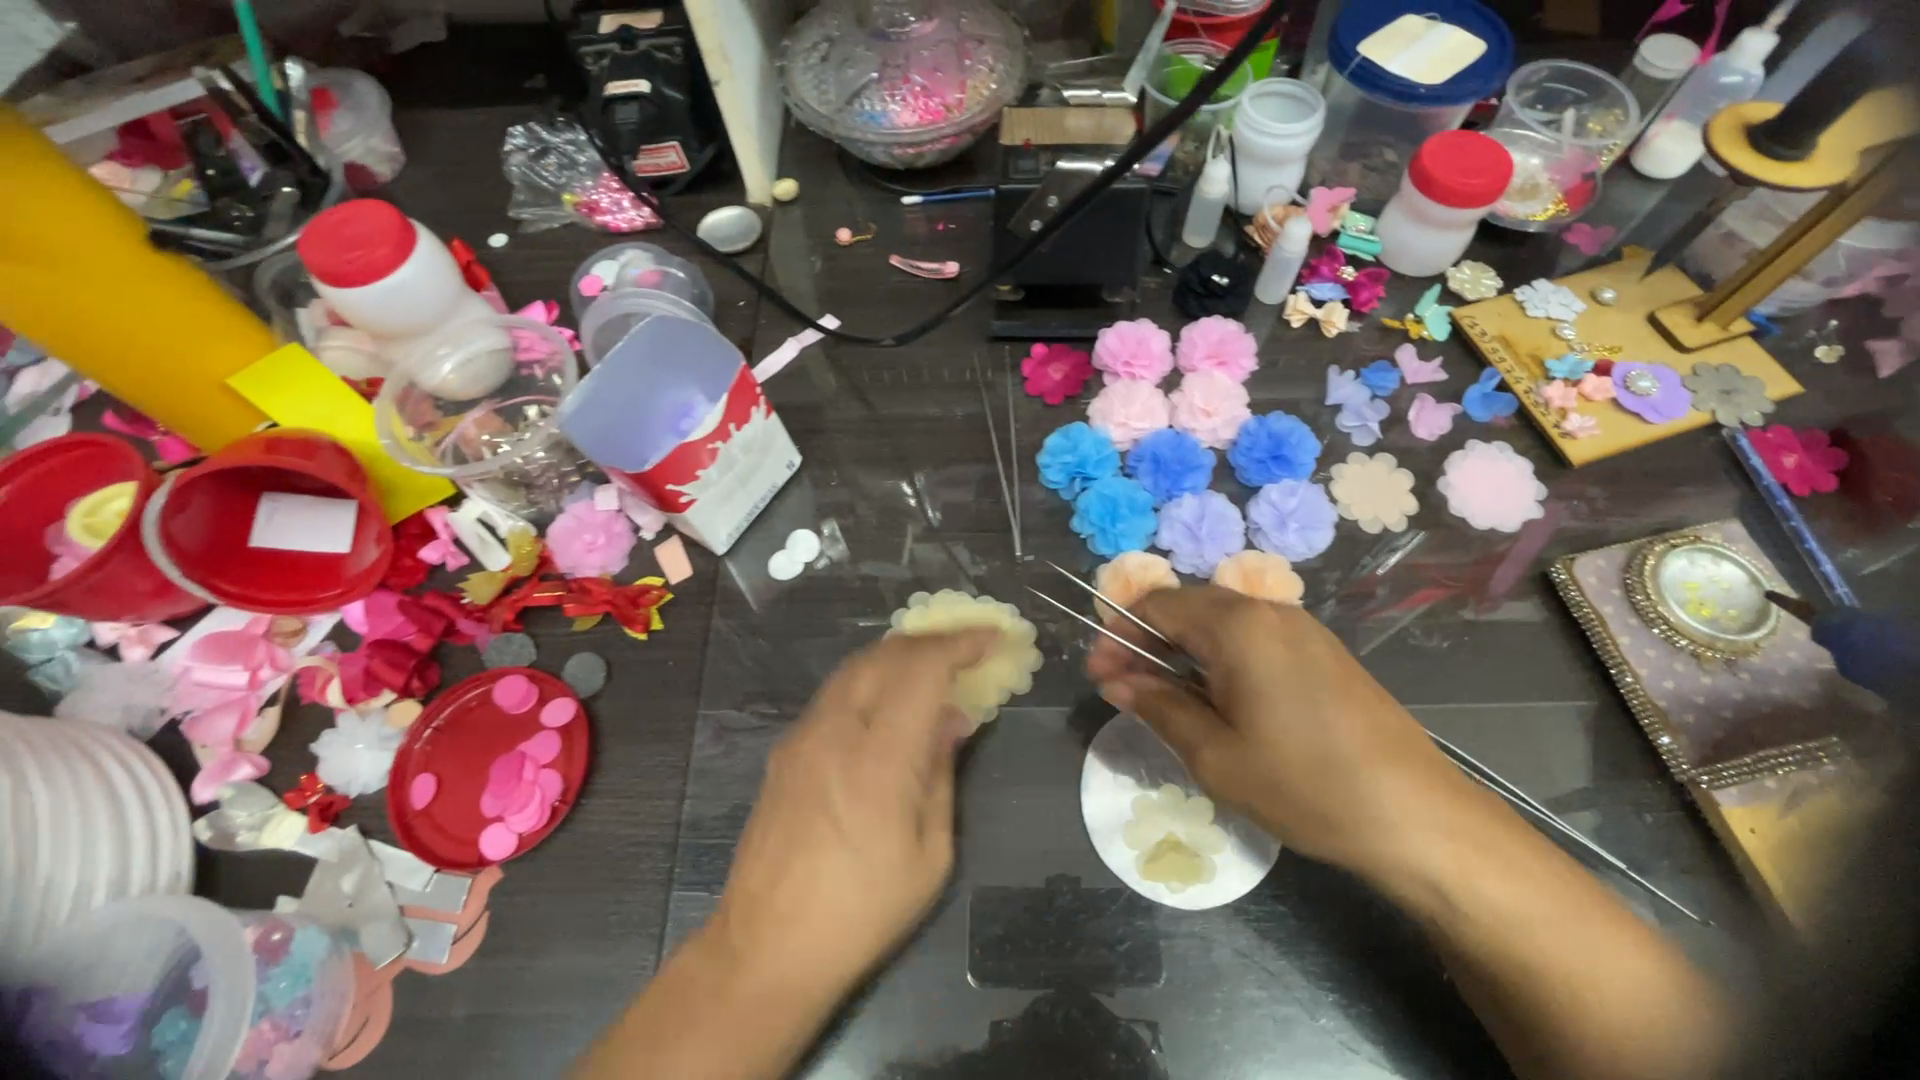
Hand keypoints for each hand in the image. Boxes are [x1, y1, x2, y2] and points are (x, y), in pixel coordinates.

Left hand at [708, 628, 998, 999]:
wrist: (768, 945)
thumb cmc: (863, 911)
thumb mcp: (930, 853)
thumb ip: (941, 773)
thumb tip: (953, 720)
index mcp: (879, 759)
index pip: (923, 669)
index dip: (962, 643)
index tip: (994, 637)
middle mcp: (835, 731)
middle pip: (886, 654)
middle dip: (934, 640)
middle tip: (971, 646)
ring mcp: (803, 736)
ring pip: (855, 667)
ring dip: (900, 654)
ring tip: (936, 665)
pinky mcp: (785, 750)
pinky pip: (836, 693)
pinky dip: (872, 679)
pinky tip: (891, 702)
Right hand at [1086, 586, 1463, 876]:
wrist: (1416, 815)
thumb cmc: (1304, 785)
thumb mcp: (1215, 754)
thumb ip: (1158, 706)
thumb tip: (1116, 681)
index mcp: (1238, 626)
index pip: (1157, 606)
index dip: (1118, 634)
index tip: (1097, 675)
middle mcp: (1270, 612)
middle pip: (1189, 606)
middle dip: (1148, 640)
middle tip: (1124, 687)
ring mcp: (1303, 630)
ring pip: (1222, 623)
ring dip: (1183, 650)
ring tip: (1165, 699)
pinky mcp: (1324, 653)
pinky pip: (1254, 639)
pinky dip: (1220, 658)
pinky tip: (1217, 701)